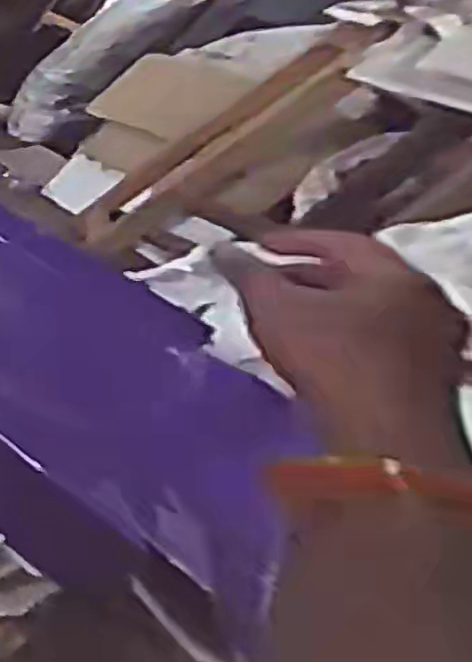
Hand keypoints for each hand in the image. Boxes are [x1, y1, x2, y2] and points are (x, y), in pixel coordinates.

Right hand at [222, 230, 467, 468]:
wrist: (380, 422)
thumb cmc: (326, 351)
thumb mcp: (270, 304)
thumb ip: (247, 272)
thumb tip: (223, 250)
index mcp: (396, 278)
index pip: (345, 242)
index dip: (296, 239)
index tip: (257, 245)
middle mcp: (428, 300)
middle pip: (362, 274)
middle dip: (309, 273)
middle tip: (265, 278)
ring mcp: (437, 336)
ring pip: (373, 305)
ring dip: (328, 302)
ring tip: (284, 311)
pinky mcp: (431, 367)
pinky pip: (382, 332)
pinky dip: (346, 327)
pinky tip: (317, 339)